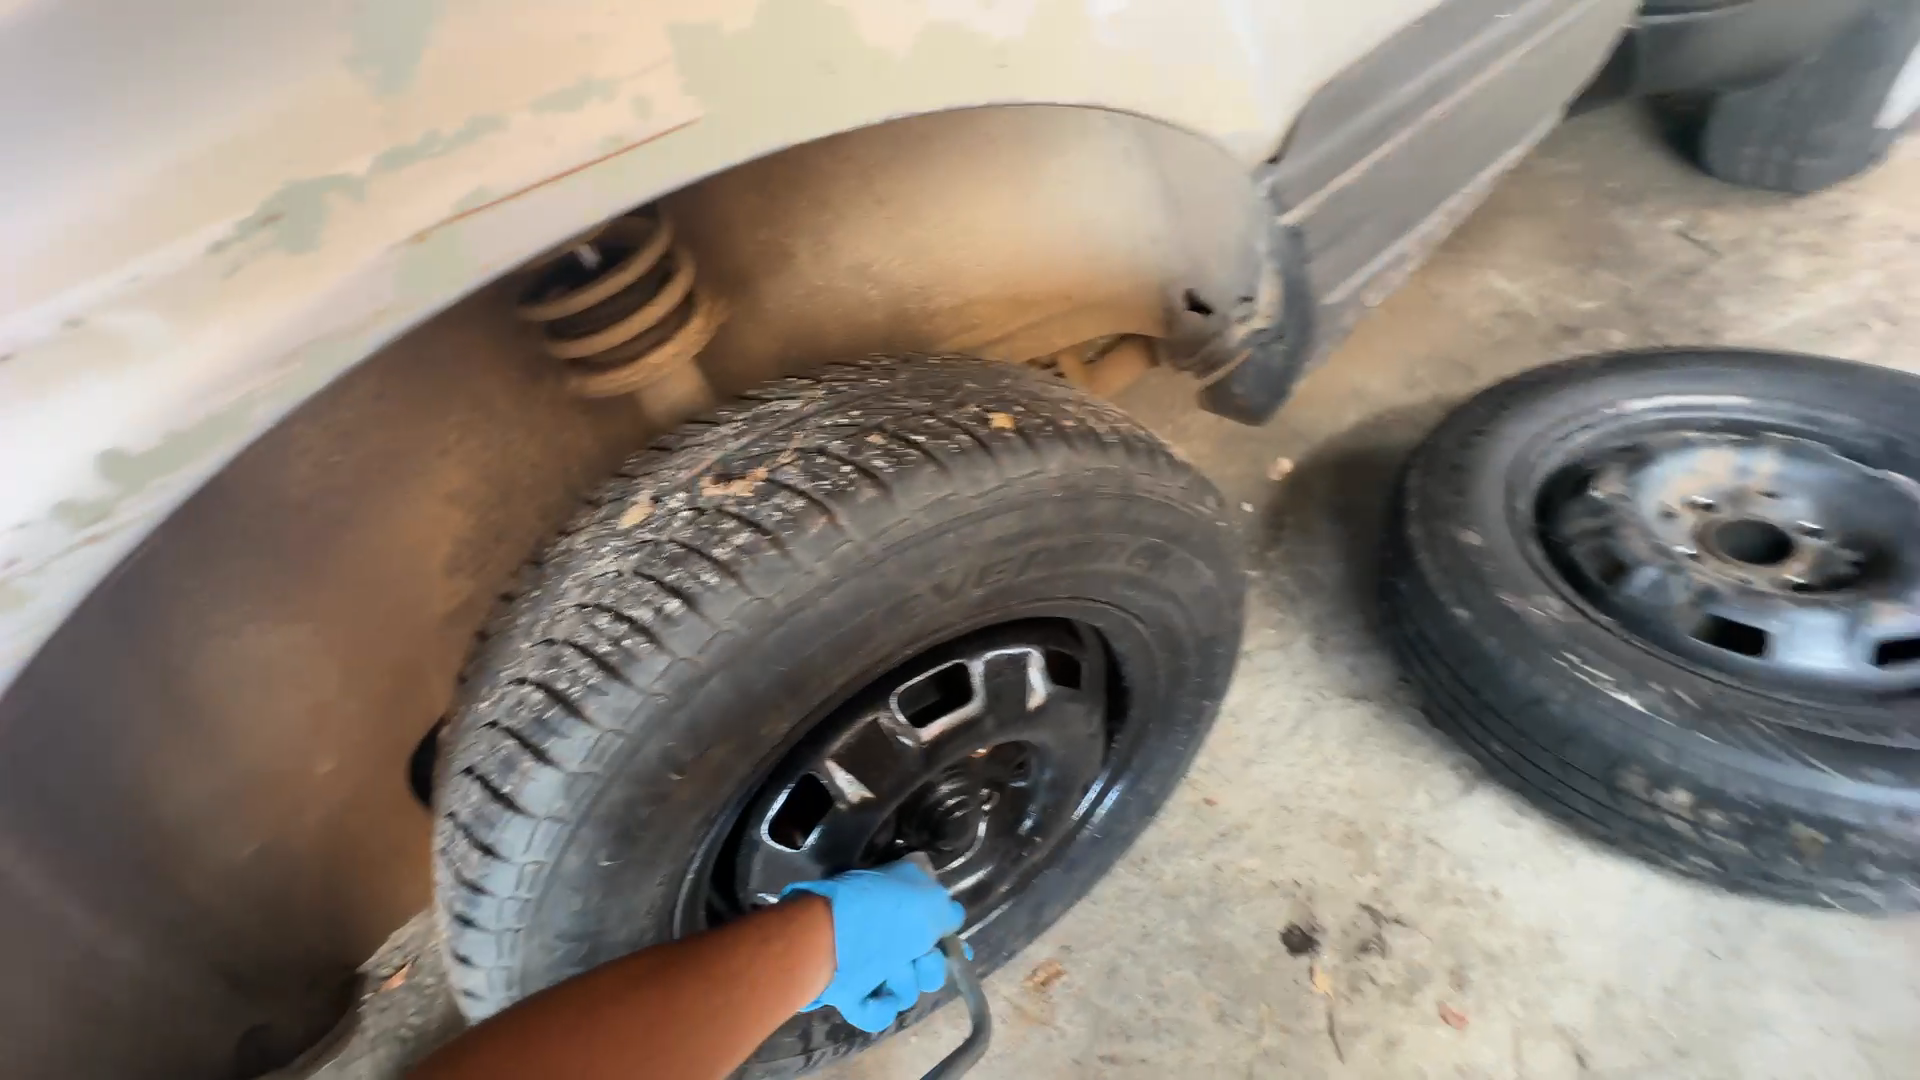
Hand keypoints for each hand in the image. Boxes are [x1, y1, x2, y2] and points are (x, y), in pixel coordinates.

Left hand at [782, 860, 965, 1032]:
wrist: (826, 941)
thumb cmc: (884, 915)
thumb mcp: (931, 902)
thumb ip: (949, 912)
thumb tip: (953, 918)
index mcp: (903, 895)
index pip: (934, 917)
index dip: (948, 939)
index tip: (954, 952)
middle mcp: (890, 926)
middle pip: (926, 960)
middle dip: (928, 967)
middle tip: (920, 960)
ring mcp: (871, 959)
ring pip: (905, 986)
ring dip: (901, 981)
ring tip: (887, 973)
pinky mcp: (854, 990)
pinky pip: (878, 1010)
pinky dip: (878, 1006)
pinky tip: (874, 996)